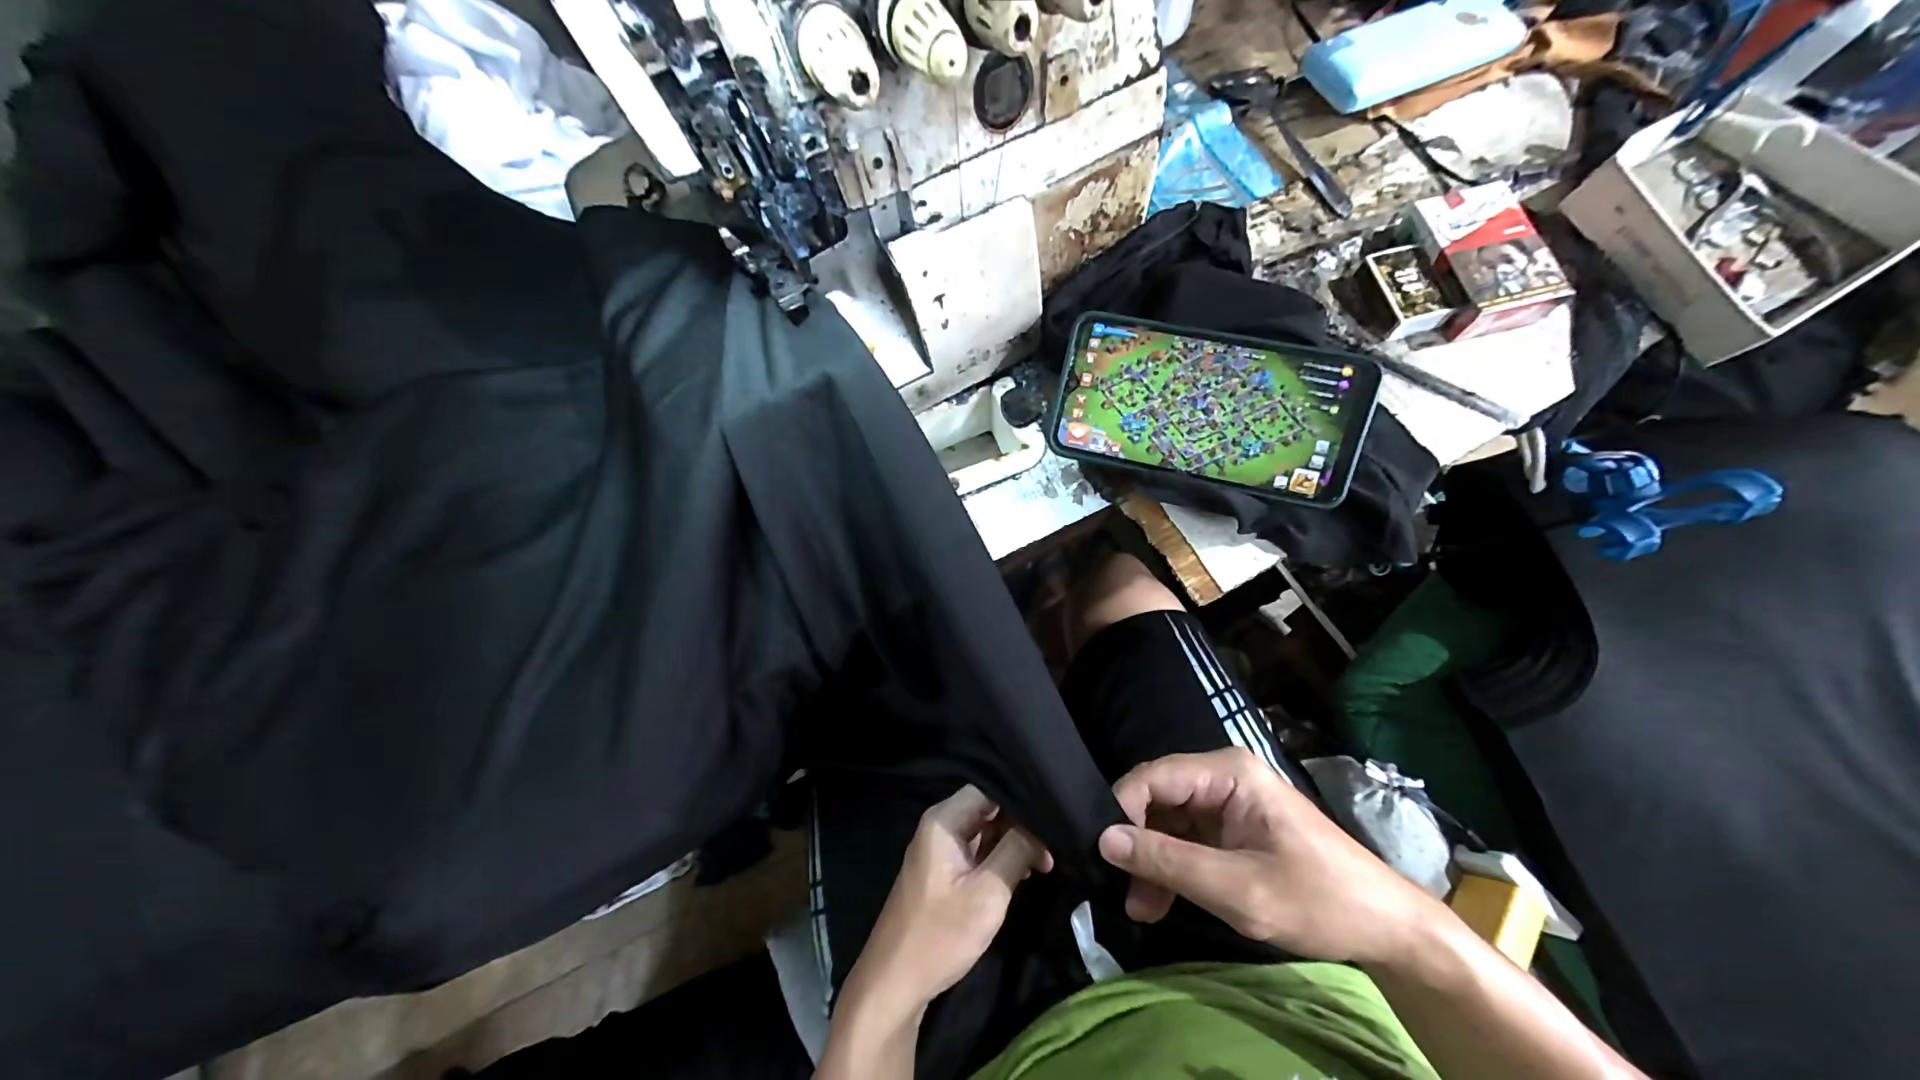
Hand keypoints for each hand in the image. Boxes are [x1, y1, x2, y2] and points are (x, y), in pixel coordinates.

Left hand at [844, 785, 1053, 1013]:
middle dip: (1021, 823)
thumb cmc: (941, 935)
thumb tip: (1039, 827)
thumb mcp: (988, 893)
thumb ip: (1016, 851)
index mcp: (944, 820)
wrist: (895, 982)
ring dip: (1013, 843)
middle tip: (1055, 843)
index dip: (1022, 800)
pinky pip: (977, 851)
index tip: (1053, 818)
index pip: (990, 789)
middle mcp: (940, 826)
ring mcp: (940, 849)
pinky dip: (1000, 857)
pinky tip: (1025, 871)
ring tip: (1047, 859)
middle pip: (988, 807)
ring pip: (985, 830)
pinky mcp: (944, 871)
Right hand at [1098, 747, 1444, 967]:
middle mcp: (1222, 776)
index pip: (1152, 777)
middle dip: (1136, 843)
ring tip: (1141, 908)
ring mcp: (1227, 801)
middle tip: (1122, 890)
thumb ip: (1168, 862)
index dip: (1121, 811)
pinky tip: (1160, 901)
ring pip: (1166, 821)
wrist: (1388, 928)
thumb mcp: (1237, 889)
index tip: (1103, 856)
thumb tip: (1103, 840)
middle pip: (1156, 798)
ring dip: (1151, 862)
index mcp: (1227, 773)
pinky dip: (1170, 868)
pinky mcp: (1232, 827)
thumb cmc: (1318, 901)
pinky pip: (1185, 838)